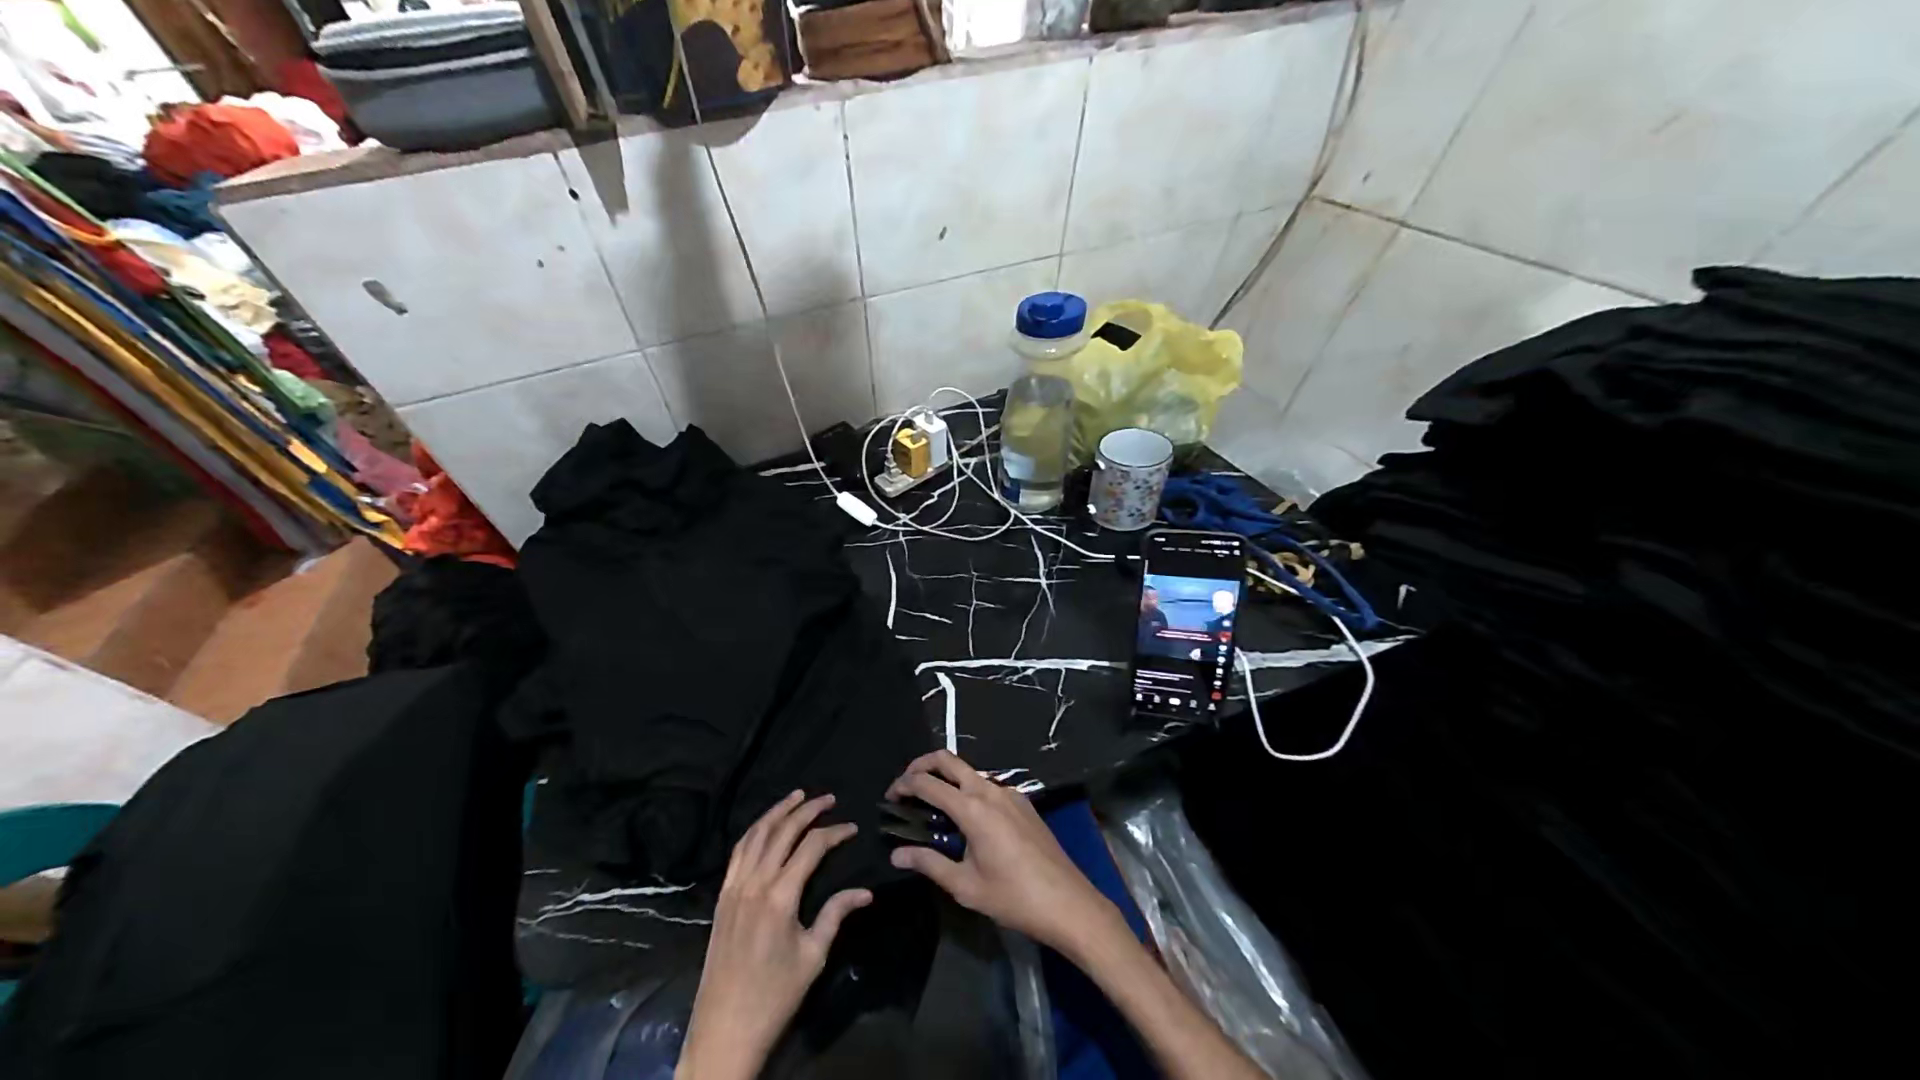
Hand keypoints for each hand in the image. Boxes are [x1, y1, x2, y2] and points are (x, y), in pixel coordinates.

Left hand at [676, 791, 871, 1079]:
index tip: (852, 828)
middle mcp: (755, 883)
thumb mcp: (813, 955)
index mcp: (780, 896)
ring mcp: (734, 888)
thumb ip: (836, 914)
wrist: (725, 1027)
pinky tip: (765, 826)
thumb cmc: (775, 994)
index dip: (834, 832)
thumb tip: (865, 891)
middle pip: (782, 832)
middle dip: (807, 810)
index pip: (811, 847)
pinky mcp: (722, 897)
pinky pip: (738, 852)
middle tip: (828, 798)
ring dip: (777, 812)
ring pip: (756, 835)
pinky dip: (754, 831)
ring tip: (796, 797)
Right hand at [885, 750, 1120, 956]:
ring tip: (930, 806)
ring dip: (946, 778)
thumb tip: (897, 854)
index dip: (903, 785)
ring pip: (969, 772)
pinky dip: (967, 790)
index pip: (927, 782)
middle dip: (921, 766)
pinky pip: (987, 786)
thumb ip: (929, 864)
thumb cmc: (1013, 897)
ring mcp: (1010, 794)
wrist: (1069, 903)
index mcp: (973, 807)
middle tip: (904, 787)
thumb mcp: (965, 886)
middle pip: (948, 760)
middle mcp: (990, 790)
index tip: (889, 798)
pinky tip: (963, 819)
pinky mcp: (1023, 804)